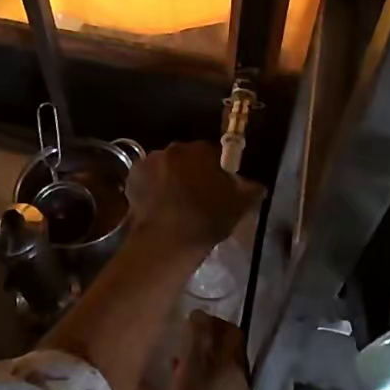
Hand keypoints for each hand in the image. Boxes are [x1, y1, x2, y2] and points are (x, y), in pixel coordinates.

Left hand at [127, 141, 262, 253]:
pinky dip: (152, 186)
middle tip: (197, 193)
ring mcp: (151, 160)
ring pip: (166, 165)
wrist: (167, 241)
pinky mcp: (133, 176)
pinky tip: (158, 204)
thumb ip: (251, 188)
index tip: (218, 184)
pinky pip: (147, 176)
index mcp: (202, 149)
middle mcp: (175, 148)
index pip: (214, 152)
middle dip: (192, 170)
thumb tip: (256, 184)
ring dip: (171, 176)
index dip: (217, 168)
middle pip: (187, 157)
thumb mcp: (240, 205)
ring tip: (175, 201)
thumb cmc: (207, 220)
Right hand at [175, 310, 250, 389]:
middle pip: (229, 346)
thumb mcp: (191, 367)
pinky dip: (204, 371)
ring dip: (205, 355)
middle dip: (210, 337)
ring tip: (182, 355)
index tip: (195, 320)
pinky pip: (218, 378)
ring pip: (222, 363)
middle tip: (188, 336)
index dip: (215, 321)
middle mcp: (240, 374)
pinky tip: (184, 375)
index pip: (232, 330)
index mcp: (234, 362)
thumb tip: (200, 315)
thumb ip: (197, 338)